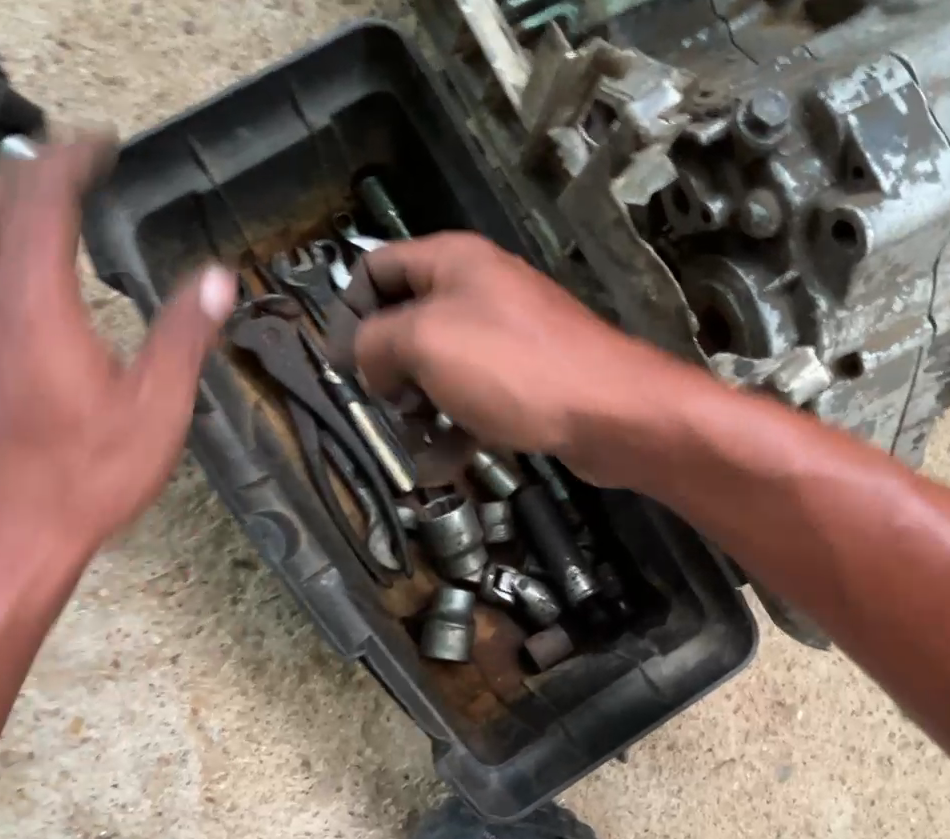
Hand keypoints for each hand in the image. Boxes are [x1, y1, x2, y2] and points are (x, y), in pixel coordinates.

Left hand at [0, 136, 237, 555]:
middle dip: (33, 171)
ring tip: (50, 203)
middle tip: (78, 164)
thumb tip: (216, 280)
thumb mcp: (155, 410)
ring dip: (7, 206)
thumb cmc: (80, 480)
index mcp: (33, 304)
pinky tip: (21, 275)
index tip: (102, 145)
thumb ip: (184, 336)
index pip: (42, 200)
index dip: (73, 161)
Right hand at [348, 233, 701, 474]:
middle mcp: (478, 292)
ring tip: (414, 443)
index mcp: (452, 261)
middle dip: (386, 369)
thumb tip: (364, 358)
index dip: (348, 311)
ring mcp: (504, 340)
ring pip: (438, 371)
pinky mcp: (524, 383)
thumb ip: (375, 342)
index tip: (339, 364)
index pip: (376, 267)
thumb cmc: (511, 366)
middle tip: (383, 408)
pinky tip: (441, 466)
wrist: (610, 412)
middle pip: (406, 324)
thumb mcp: (425, 341)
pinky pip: (472, 402)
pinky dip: (454, 431)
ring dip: (418, 409)